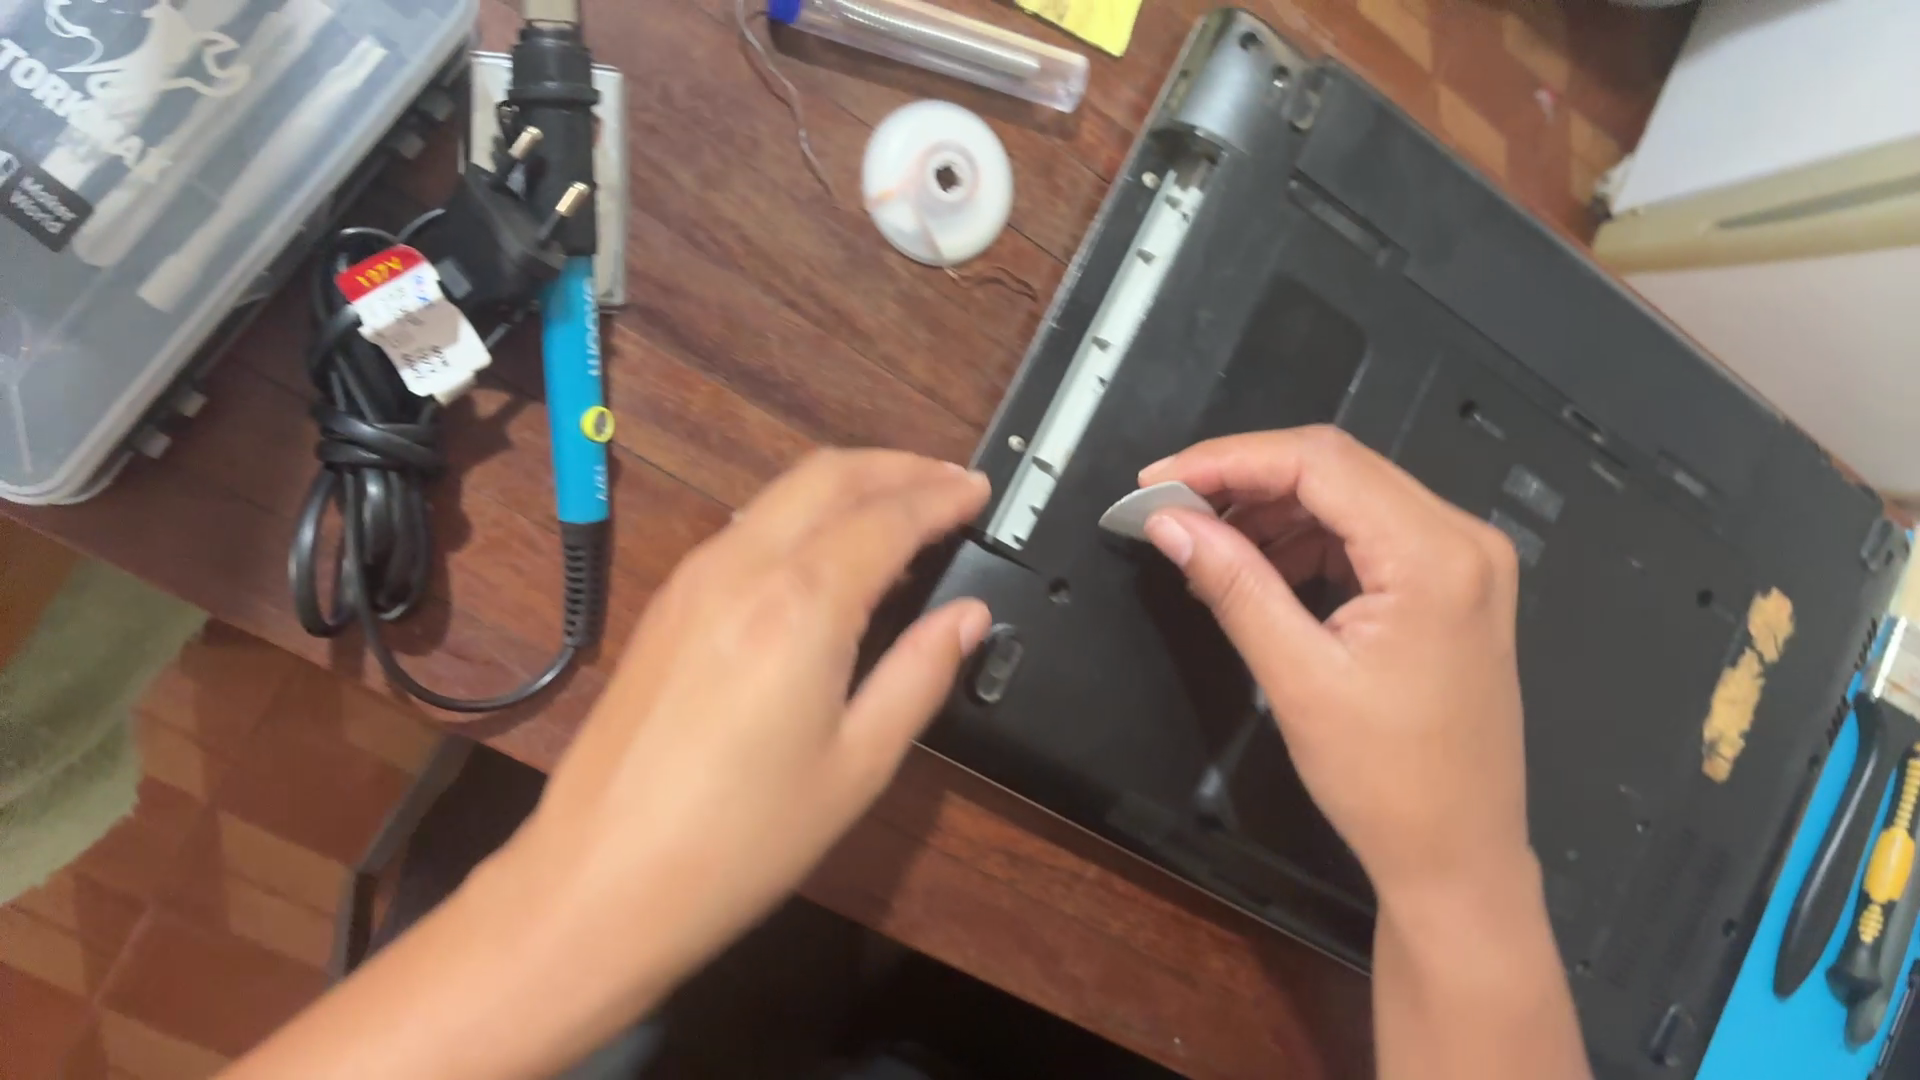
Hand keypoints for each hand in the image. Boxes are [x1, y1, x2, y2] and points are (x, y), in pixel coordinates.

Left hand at [488, 449, 991, 1023]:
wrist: (598, 881)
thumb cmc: (745, 837)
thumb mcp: (859, 764)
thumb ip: (920, 673)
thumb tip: (968, 616)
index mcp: (800, 603)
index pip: (887, 518)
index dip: (941, 497)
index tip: (978, 492)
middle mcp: (744, 566)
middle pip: (830, 475)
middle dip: (899, 466)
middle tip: (950, 482)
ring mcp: (696, 577)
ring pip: (785, 492)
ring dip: (851, 484)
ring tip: (902, 506)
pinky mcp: (670, 600)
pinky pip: (752, 526)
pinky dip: (808, 514)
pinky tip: (833, 551)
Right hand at [1136, 426, 1530, 902]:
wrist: (1456, 855)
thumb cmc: (1385, 779)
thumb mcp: (1296, 676)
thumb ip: (1232, 583)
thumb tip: (1169, 522)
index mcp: (1436, 556)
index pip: (1318, 463)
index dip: (1226, 460)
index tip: (1158, 480)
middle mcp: (1460, 540)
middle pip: (1333, 468)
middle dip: (1241, 480)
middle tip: (1170, 506)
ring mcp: (1459, 561)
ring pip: (1343, 496)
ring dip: (1266, 510)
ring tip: (1204, 543)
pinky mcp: (1443, 584)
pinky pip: (1359, 533)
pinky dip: (1298, 540)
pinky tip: (1253, 567)